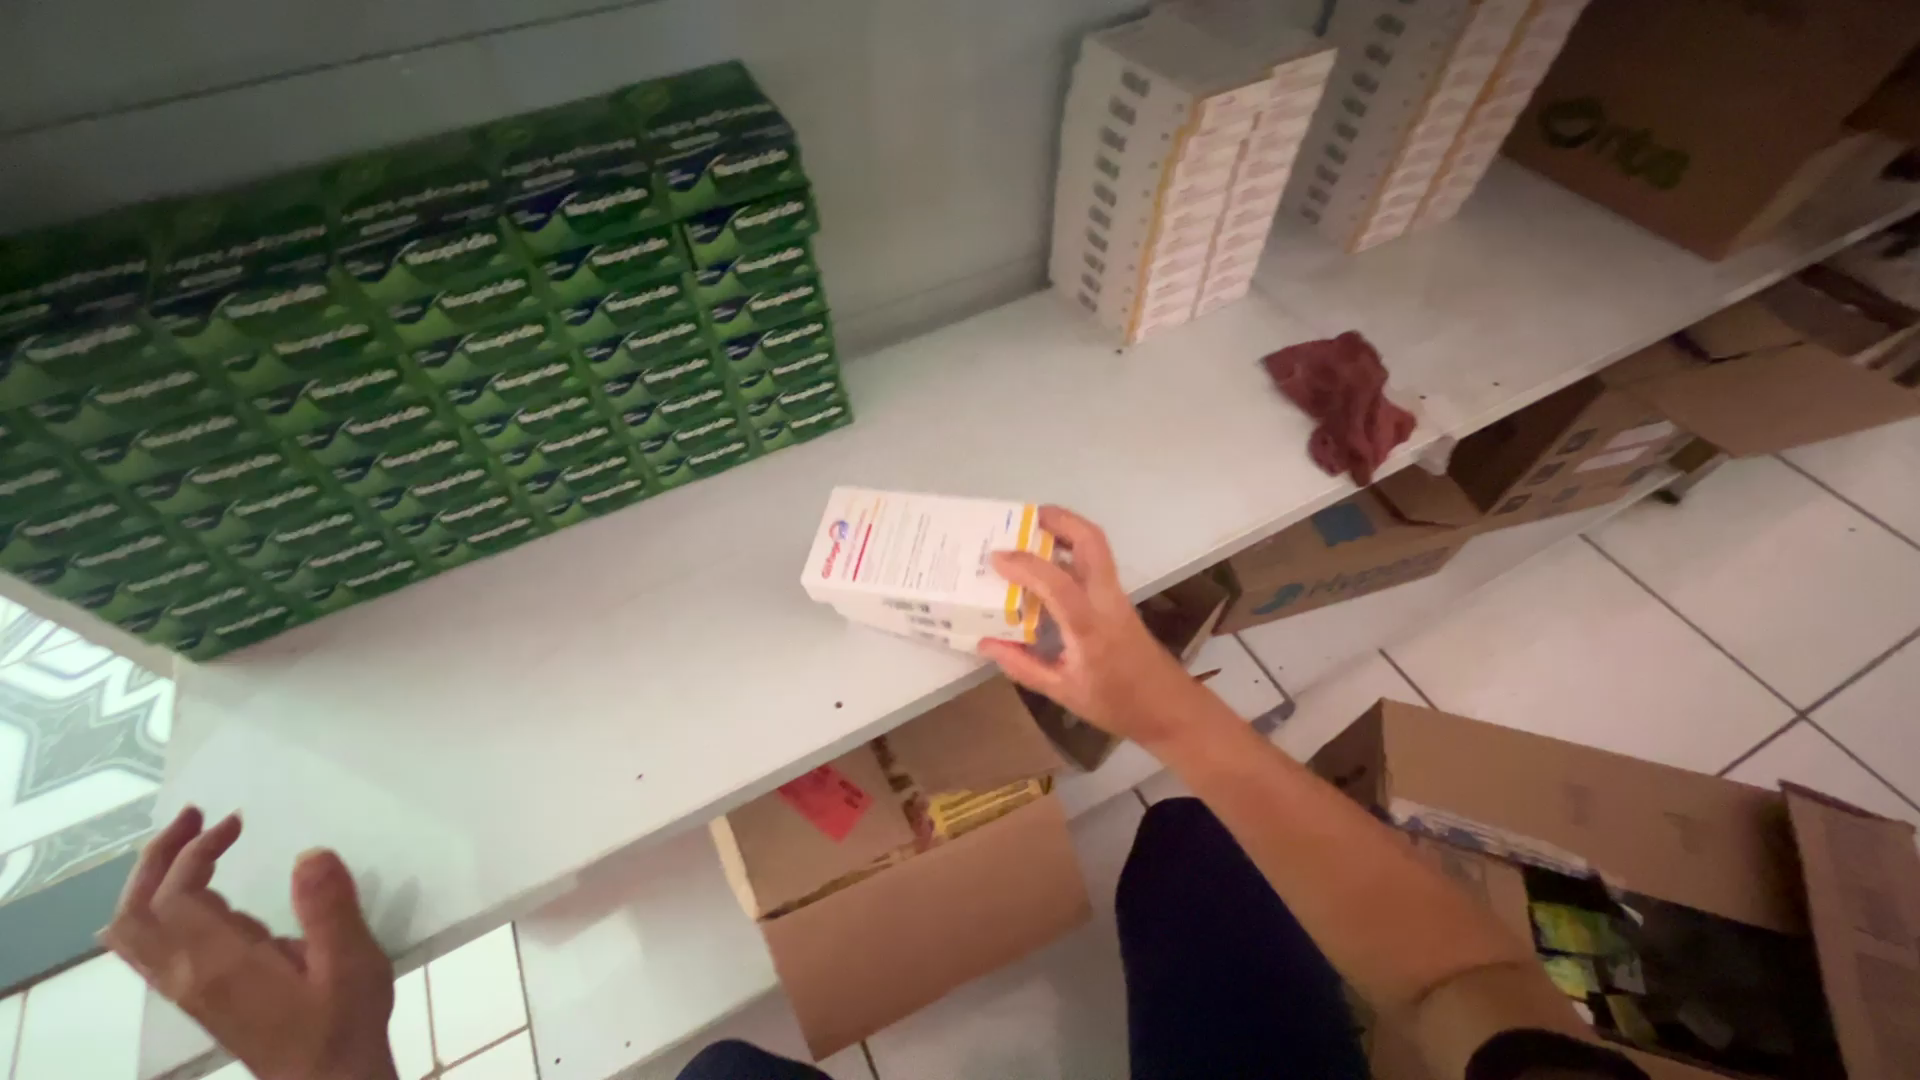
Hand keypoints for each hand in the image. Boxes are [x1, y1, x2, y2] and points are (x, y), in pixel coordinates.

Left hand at [100, 807, 396, 1079]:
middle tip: (197, 816)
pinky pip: (150, 946)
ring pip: (133, 932)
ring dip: (150, 881)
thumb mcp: (351, 959)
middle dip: (157, 858)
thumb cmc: (343, 1018)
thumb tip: (310, 852)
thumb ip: (329, 907)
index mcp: (221, 962)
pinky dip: (157, 907)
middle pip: (136, 913)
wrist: (327, 1078)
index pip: (177, 896)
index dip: (197, 851)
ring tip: (190, 844)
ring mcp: (188, 989)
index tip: (239, 820)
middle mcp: (189, 975)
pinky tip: (192, 895)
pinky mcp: (200, 994)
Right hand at [978, 506, 1204, 746]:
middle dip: (1059, 520)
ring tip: (1031, 530)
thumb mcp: (1062, 692)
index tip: (996, 558)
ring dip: (1066, 530)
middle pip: (1091, 541)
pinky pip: (1094, 563)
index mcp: (1090, 627)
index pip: (1058, 583)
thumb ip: (1022, 666)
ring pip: (1096, 546)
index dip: (1025, 566)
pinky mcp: (1117, 598)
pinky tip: (1045, 564)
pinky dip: (1069, 551)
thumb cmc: (1116, 703)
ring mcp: (1115, 595)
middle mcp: (1106, 601)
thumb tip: (986, 642)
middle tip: (1024, 517)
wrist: (1167, 706)